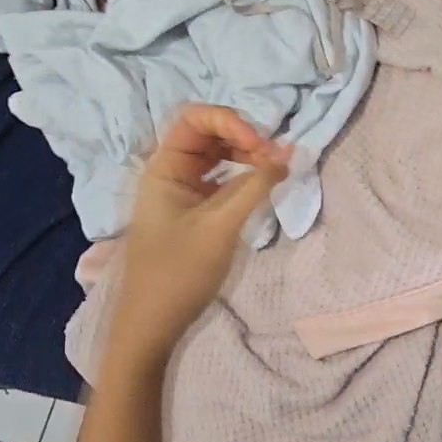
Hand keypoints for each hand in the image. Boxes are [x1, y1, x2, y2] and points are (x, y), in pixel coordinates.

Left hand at [111, 105, 289, 356]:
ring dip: (246, 156)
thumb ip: (256, 186)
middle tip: (274, 158)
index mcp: (164, 168)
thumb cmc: (179, 272)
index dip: (230, 121)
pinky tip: (263, 185)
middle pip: (208, 133)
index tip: (260, 145)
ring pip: (217, 157)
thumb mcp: (221, 226)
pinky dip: (243, 177)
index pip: (195, 118)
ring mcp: (182, 192)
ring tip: (274, 171)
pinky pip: (220, 180)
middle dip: (243, 137)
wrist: (153, 323)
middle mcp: (170, 172)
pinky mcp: (194, 212)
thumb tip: (288, 153)